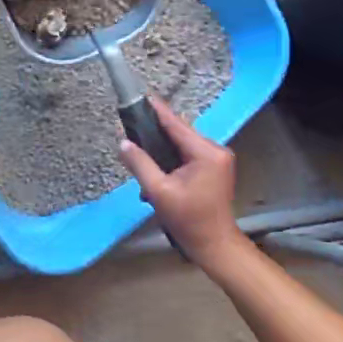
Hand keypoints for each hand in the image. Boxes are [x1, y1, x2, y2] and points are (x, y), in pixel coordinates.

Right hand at [117, 97, 242, 261]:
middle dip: (157, 134)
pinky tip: (157, 168)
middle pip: (180, 134)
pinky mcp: (216, 169)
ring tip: (141, 152)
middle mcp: (216, 150)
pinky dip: (173, 160)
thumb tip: (123, 143)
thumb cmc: (188, 220)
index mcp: (206, 152)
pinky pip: (189, 155)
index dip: (158, 110)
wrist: (214, 244)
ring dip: (164, 150)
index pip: (176, 124)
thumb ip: (140, 164)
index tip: (142, 96)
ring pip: (184, 145)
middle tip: (132, 130)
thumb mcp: (158, 191)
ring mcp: (218, 160)